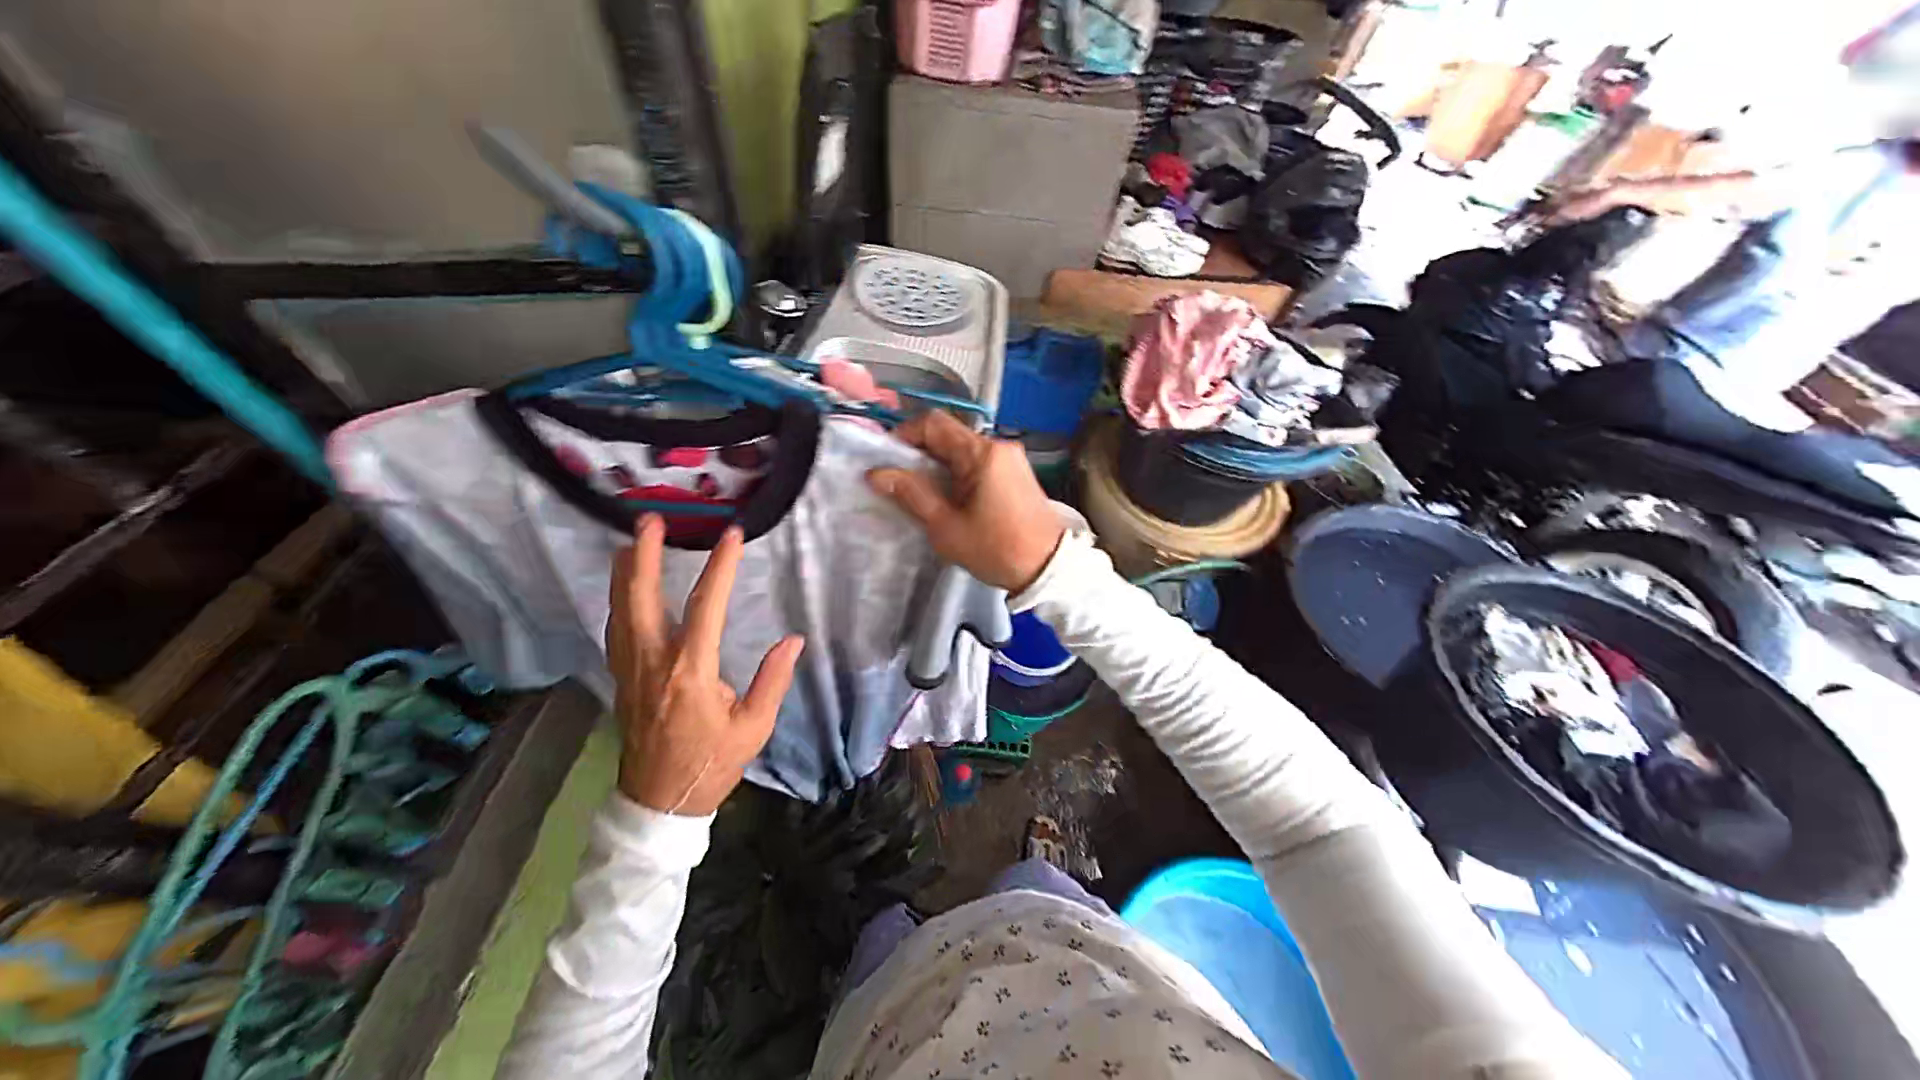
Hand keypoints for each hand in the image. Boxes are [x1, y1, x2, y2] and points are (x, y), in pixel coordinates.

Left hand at [607, 515, 803, 815]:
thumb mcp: (754, 728)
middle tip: (650, 520)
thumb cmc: (711, 763)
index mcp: (691, 671)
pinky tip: (623, 588)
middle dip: (644, 554)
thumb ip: (773, 681)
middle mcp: (654, 661)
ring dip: (623, 571)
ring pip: (620, 609)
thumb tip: (792, 640)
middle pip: (640, 597)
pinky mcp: (620, 677)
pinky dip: (618, 600)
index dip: (719, 567)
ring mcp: (630, 668)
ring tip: (630, 540)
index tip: (731, 535)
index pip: (705, 606)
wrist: (660, 800)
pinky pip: (616, 628)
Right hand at [866, 410, 1064, 592]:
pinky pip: (978, 463)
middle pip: (948, 435)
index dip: (904, 435)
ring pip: (962, 450)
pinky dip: (957, 474)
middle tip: (900, 482)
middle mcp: (998, 446)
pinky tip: (949, 499)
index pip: (933, 423)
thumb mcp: (946, 527)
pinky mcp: (1016, 473)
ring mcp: (1010, 459)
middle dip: (920, 454)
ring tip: (922, 494)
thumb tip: (877, 473)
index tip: (888, 461)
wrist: (1048, 569)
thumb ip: (911, 494)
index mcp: (982, 453)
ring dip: (938, 466)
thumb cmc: (996, 549)